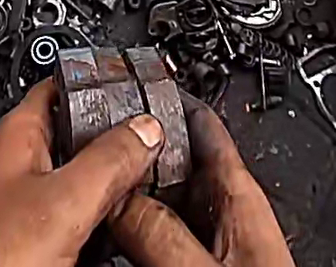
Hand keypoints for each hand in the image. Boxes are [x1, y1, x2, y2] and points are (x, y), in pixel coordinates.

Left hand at [0, 79, 164, 266]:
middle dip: (116, 139)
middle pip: (80, 134)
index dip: (105, 80)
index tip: (141, 84)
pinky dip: (96, 220)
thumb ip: (107, 160)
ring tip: (142, 189)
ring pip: (79, 180)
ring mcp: (23, 206)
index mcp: (20, 133)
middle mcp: (21, 164)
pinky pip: (73, 219)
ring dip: (109, 184)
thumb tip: (145, 128)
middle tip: (153, 146)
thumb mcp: (59, 203)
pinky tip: (114, 235)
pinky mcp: (27, 244)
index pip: (69, 83)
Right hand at [110, 97, 294, 266]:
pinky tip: (110, 240)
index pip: (200, 120)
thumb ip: (159, 229)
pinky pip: (159, 240)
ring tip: (96, 193)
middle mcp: (226, 215)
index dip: (164, 98)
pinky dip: (134, 232)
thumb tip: (115, 195)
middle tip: (96, 149)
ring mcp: (213, 247)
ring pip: (162, 205)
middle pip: (172, 162)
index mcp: (240, 194)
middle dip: (135, 153)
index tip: (127, 88)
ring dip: (130, 198)